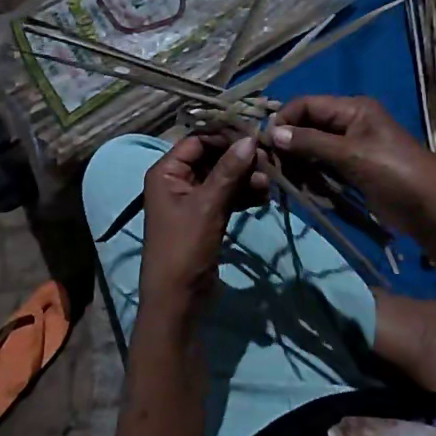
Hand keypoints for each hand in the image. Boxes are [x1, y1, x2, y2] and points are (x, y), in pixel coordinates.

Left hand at [138, 135, 262, 311]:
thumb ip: (228, 171)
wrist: (178, 300)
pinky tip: (263, 197)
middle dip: (240, 159)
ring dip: (245, 178)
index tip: (255, 136)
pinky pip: (227, 196)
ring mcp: (192, 199)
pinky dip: (243, 195)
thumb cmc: (184, 248)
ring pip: (223, 178)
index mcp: (166, 171)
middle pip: (212, 157)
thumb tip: (250, 139)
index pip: (197, 140)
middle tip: (268, 162)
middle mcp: (177, 180)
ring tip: (268, 184)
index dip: (225, 136)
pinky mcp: (206, 217)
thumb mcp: (207, 206)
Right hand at [270, 95, 435, 226]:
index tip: (267, 143)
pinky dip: (311, 175)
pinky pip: (323, 166)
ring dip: (298, 162)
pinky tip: (302, 187)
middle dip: (289, 143)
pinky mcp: (353, 170)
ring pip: (313, 148)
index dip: (285, 119)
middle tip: (274, 165)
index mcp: (353, 108)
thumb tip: (273, 133)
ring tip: (287, 179)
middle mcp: (350, 122)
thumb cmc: (393, 172)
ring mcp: (352, 147)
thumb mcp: (350, 154)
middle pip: (308, 125)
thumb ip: (310, 142)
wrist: (431, 210)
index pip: (307, 104)